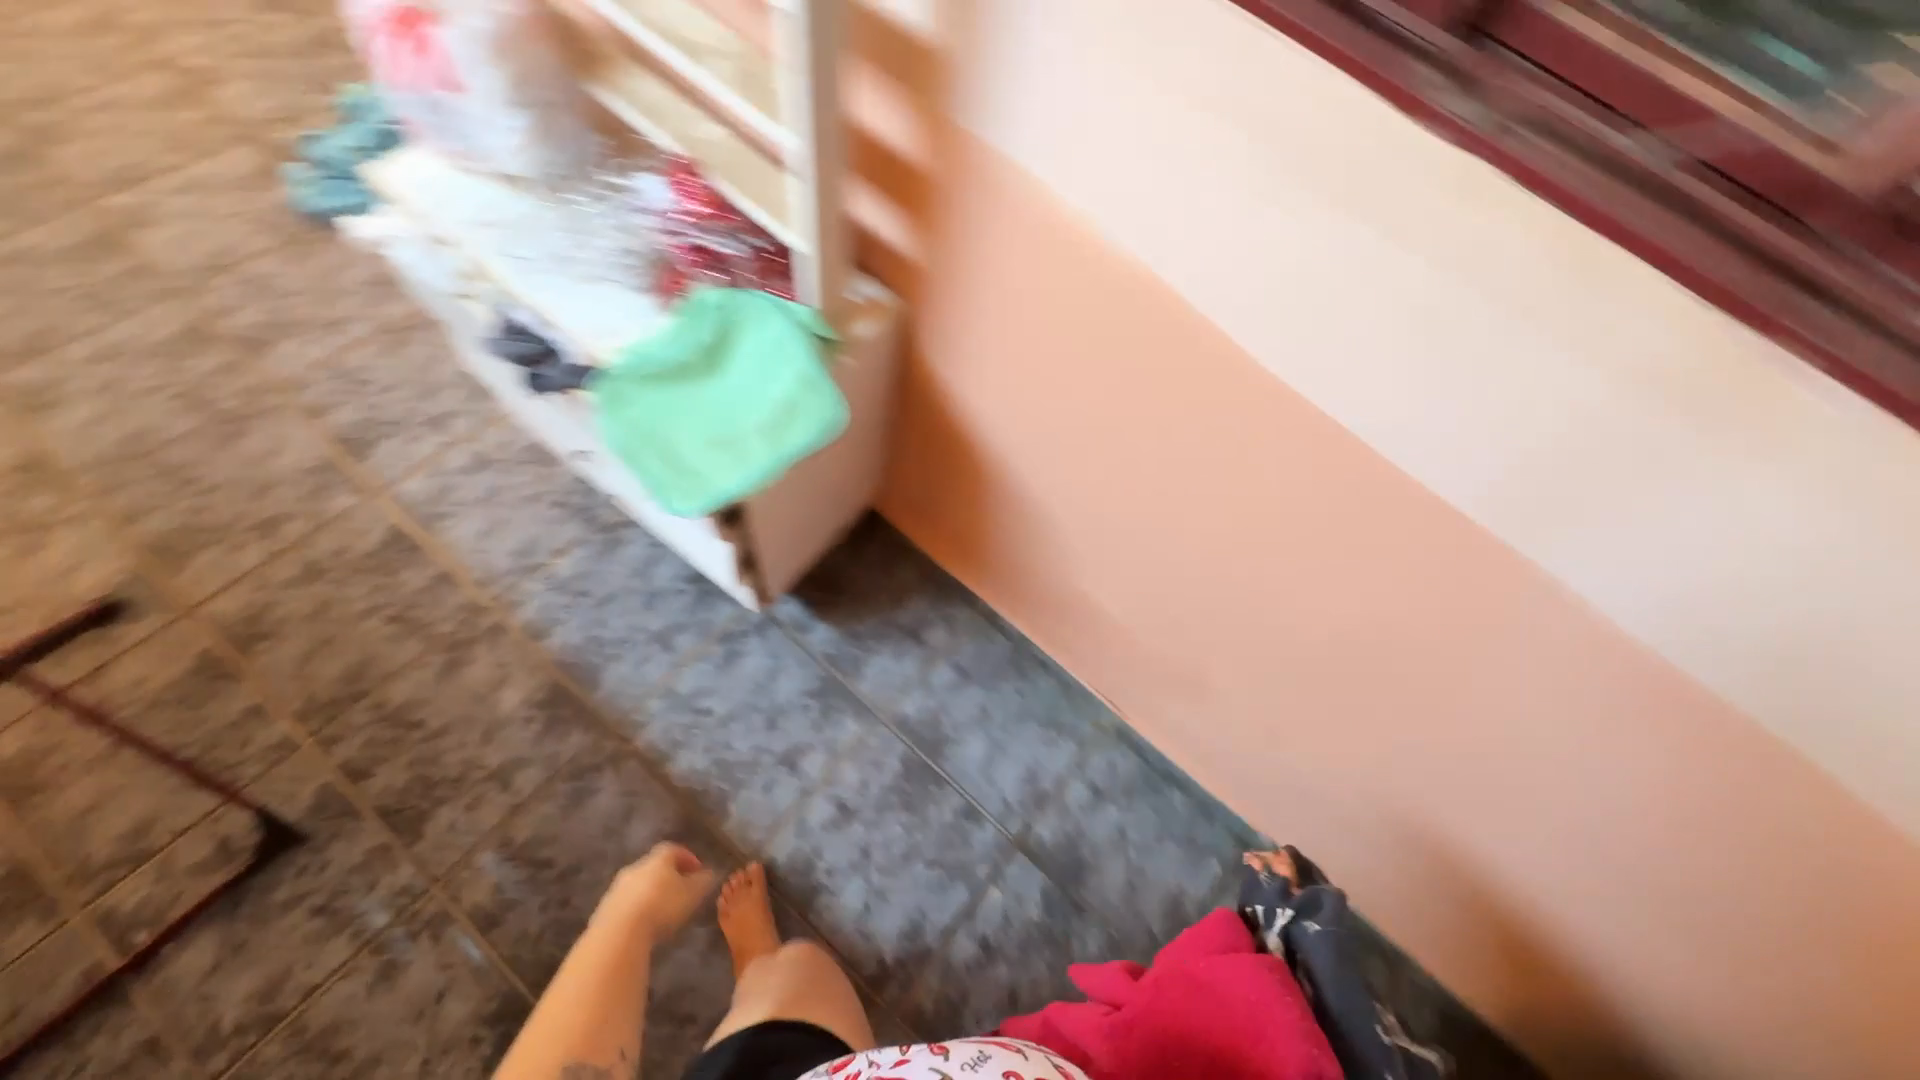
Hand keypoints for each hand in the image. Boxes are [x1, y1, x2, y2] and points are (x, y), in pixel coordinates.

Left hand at [599, 842, 716, 941]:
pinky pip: (625, 904)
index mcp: (657, 860)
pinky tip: (643, 925)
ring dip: (650, 894)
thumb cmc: (662, 907)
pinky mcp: (604, 910)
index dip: (687, 857)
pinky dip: (636, 910)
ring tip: (662, 911)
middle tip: (680, 891)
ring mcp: (616, 888)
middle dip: (667, 877)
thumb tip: (710, 872)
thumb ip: (703, 881)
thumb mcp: (692, 894)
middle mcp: (635, 868)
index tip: (698, 871)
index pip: (673, 849)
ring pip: (638, 885)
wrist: (619, 933)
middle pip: (653, 867)